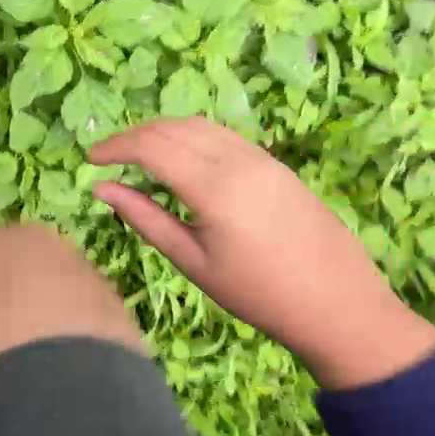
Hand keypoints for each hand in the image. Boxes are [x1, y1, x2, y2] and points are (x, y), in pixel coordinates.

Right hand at [89, 117, 434, 389]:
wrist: (344, 309)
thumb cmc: (260, 294)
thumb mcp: (193, 262)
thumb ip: (144, 218)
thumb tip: (101, 188)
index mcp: (214, 189)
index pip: (150, 147)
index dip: (114, 147)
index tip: (90, 159)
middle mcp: (238, 163)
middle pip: (170, 128)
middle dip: (132, 136)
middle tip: (108, 157)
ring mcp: (262, 160)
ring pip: (197, 125)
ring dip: (160, 131)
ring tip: (138, 154)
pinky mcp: (277, 165)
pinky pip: (222, 135)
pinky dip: (189, 136)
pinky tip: (180, 158)